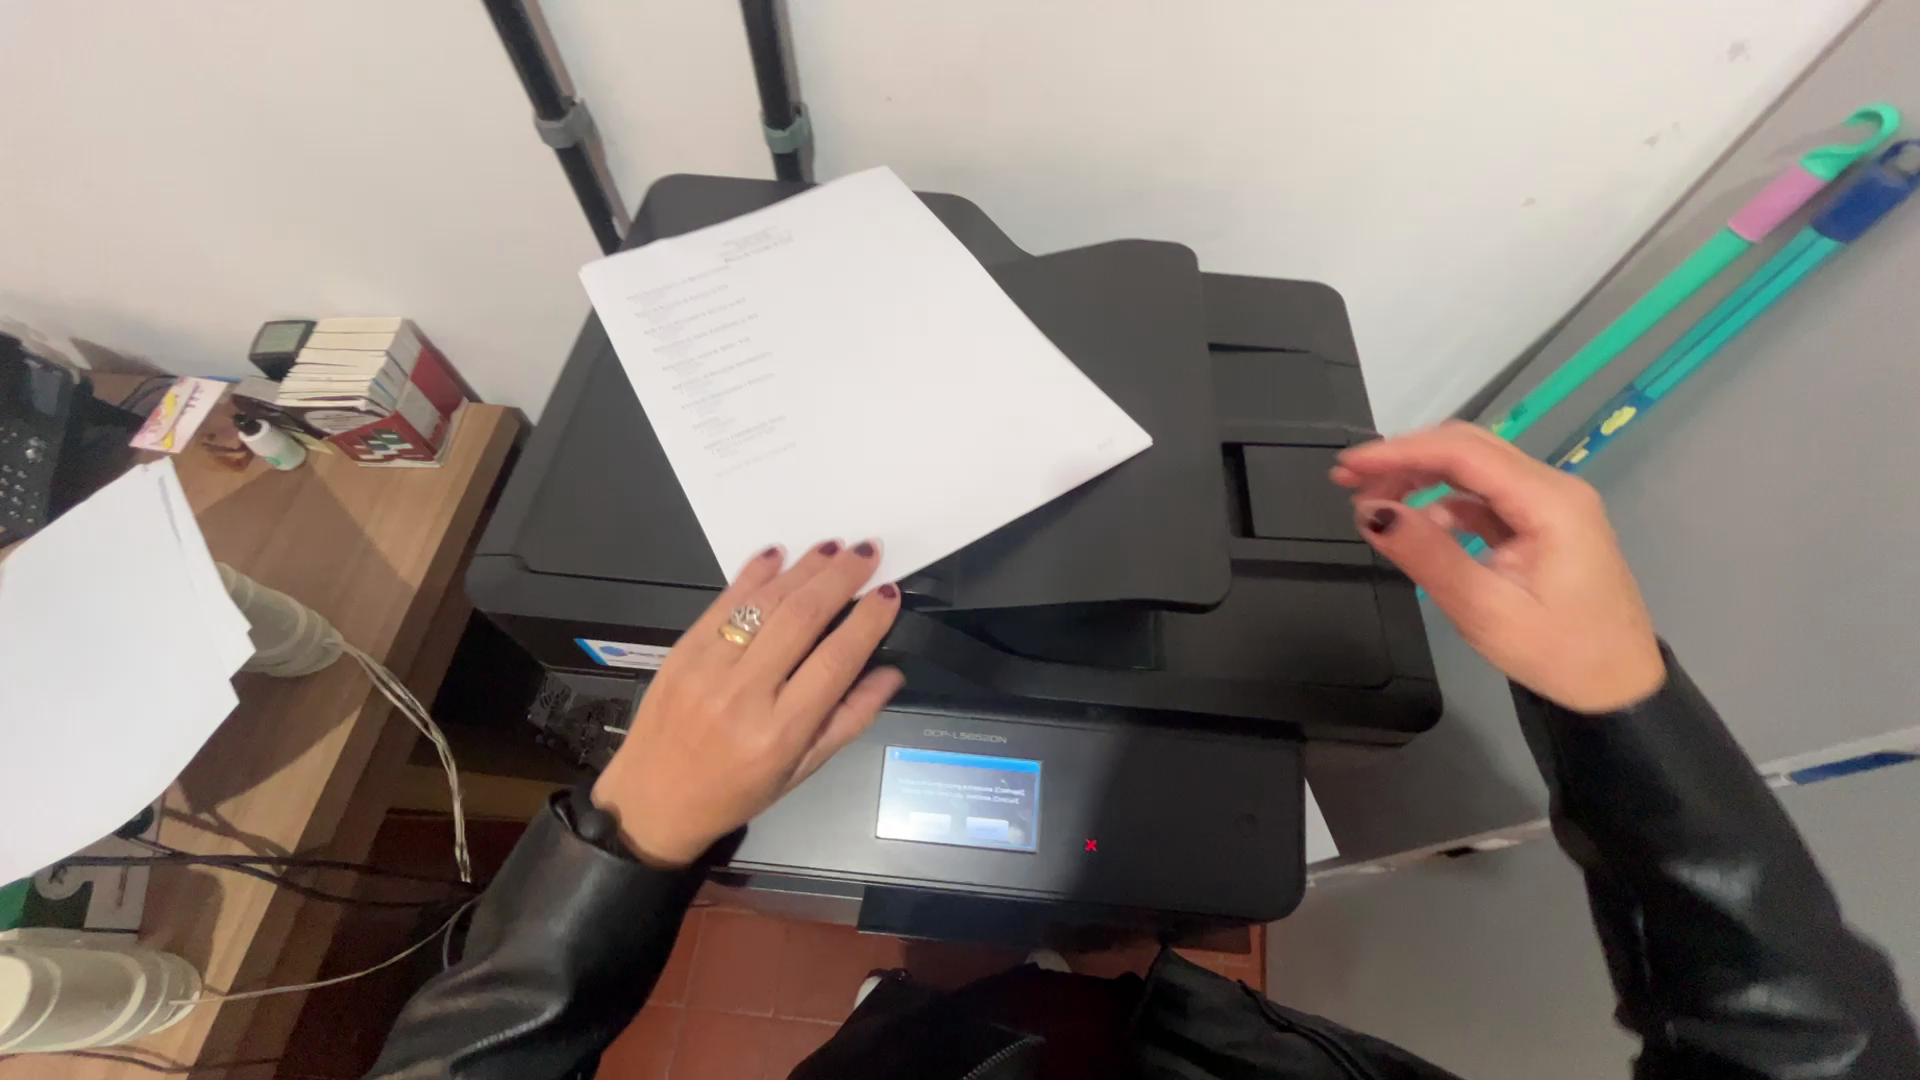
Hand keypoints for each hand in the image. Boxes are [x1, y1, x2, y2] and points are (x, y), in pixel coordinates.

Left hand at [592, 540, 904, 865]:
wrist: (651, 802)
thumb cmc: (736, 791)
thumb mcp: (803, 768)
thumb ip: (851, 718)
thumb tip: (891, 672)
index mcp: (780, 731)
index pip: (836, 660)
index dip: (868, 620)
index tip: (888, 593)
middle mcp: (744, 694)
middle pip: (802, 618)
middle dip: (841, 578)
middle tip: (868, 552)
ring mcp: (708, 667)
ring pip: (766, 602)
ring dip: (805, 568)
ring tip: (834, 548)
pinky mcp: (683, 651)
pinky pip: (723, 601)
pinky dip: (754, 572)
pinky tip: (780, 554)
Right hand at [1331, 422, 1664, 712]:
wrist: (1615, 687)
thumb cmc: (1556, 651)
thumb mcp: (1482, 608)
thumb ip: (1426, 554)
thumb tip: (1370, 512)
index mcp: (1549, 503)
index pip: (1463, 454)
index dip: (1398, 453)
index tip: (1345, 467)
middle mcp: (1551, 489)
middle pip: (1466, 448)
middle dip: (1402, 457)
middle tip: (1347, 480)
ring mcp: (1545, 504)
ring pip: (1470, 467)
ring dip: (1416, 475)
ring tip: (1370, 501)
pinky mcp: (1536, 522)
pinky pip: (1477, 494)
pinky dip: (1435, 498)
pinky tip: (1412, 524)